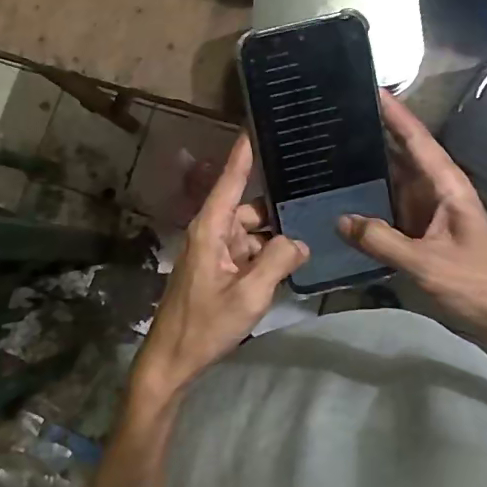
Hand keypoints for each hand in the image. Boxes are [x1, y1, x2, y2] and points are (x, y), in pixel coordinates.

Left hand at [132, 133, 308, 404]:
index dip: (243, 155)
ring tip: (311, 236)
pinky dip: (266, 257)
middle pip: (248, 209)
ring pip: (251, 234)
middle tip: (314, 201)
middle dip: (276, 211)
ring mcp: (213, 254)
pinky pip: (247, 253)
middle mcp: (210, 235)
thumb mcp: (249, 295)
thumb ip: (277, 262)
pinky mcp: (217, 271)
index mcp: (210, 231)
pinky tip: (291, 265)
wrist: (172, 360)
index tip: (254, 127)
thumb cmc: (205, 325)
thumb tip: (300, 240)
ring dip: (274, 239)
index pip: (229, 182)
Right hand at [338, 92, 486, 343]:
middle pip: (402, 154)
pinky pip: (390, 208)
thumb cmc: (477, 286)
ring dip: (369, 166)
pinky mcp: (422, 234)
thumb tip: (341, 220)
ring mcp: (429, 213)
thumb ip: (382, 241)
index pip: (417, 140)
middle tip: (335, 116)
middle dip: (375, 133)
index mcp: (447, 187)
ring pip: (394, 180)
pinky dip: (370, 200)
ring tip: (331, 149)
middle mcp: (437, 192)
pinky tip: (344, 197)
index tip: (369, 87)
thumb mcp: (427, 263)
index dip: (394, 113)